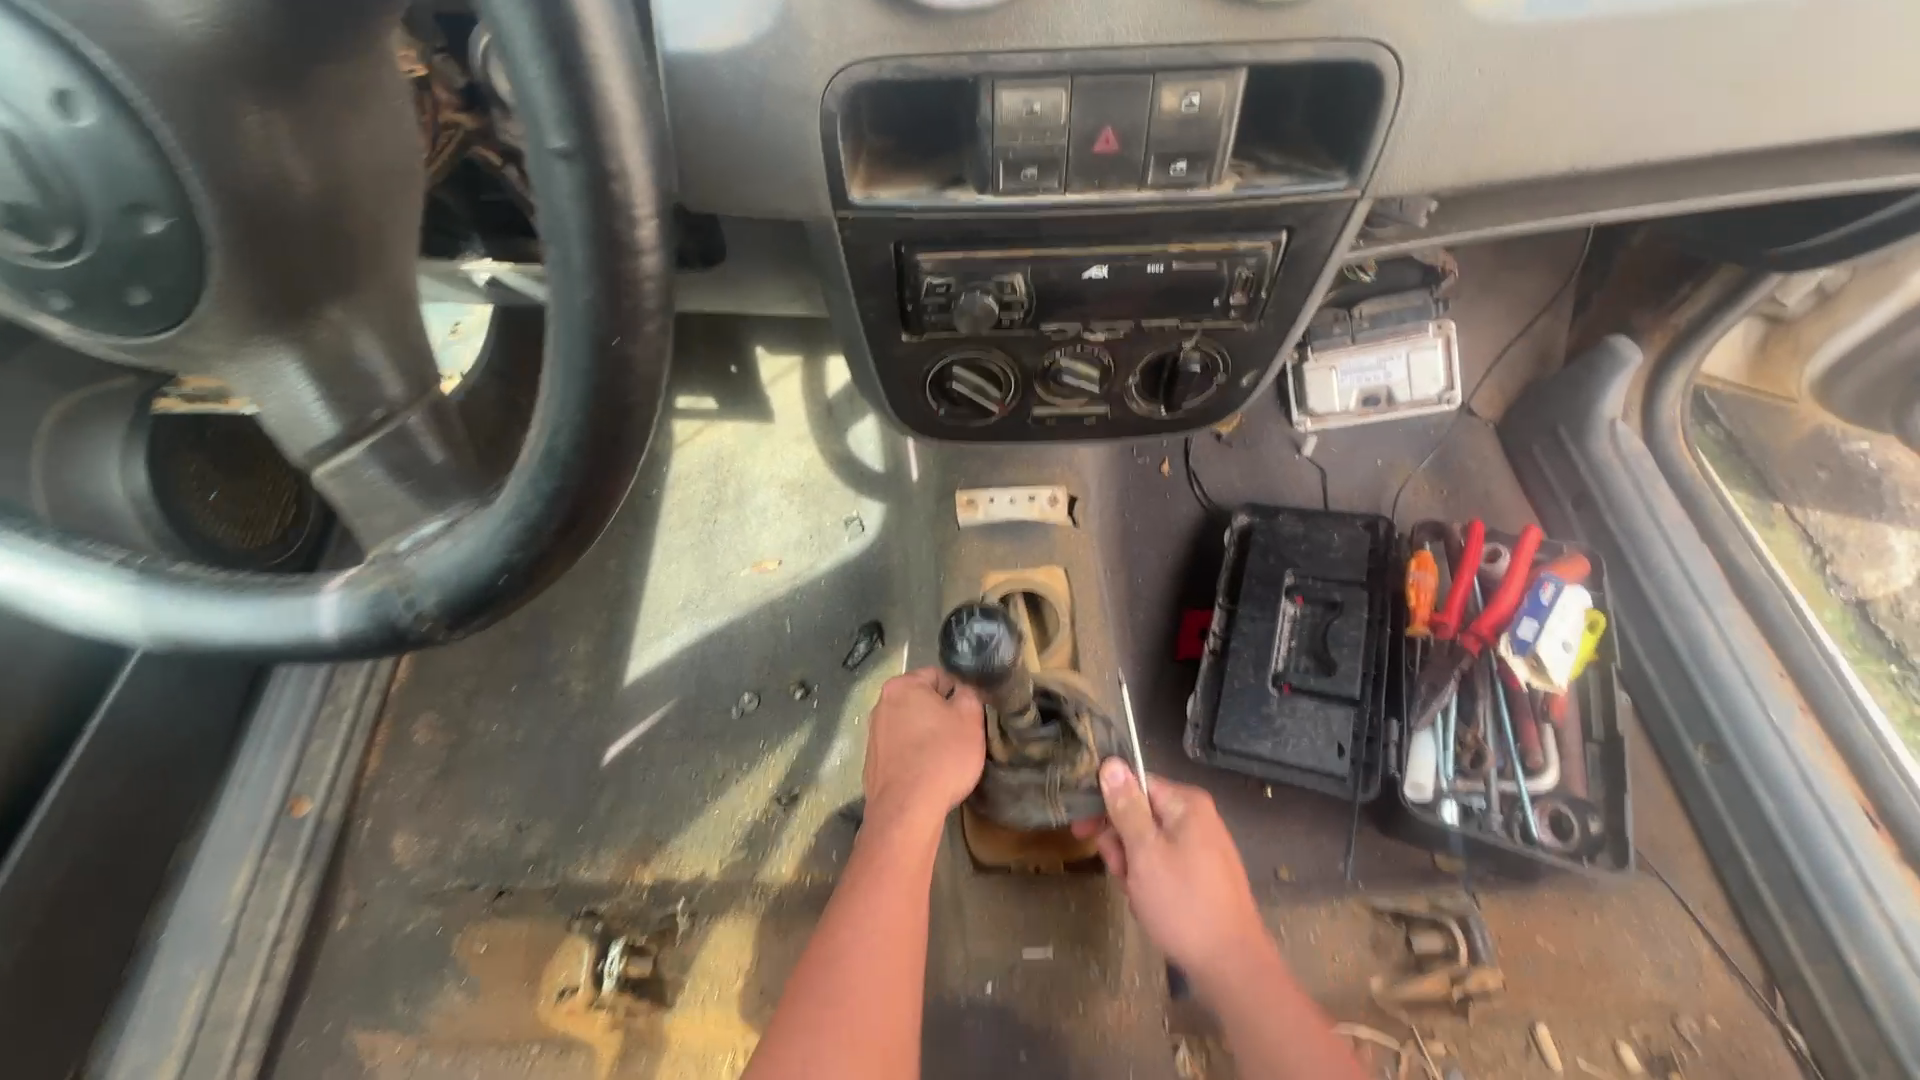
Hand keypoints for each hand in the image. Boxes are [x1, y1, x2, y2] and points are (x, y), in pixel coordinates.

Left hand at [861, 668, 985, 829]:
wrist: (907, 809)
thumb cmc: (942, 756)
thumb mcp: (970, 718)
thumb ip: (969, 693)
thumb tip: (964, 689)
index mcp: (902, 686)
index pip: (938, 675)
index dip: (959, 692)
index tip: (970, 714)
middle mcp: (881, 705)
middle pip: (922, 701)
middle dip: (941, 715)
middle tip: (961, 736)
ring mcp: (873, 735)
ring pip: (911, 727)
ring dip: (927, 736)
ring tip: (945, 759)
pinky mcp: (873, 762)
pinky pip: (901, 751)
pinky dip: (914, 757)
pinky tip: (928, 774)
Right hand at [1072, 758, 1269, 982]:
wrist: (1231, 965)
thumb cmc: (1183, 904)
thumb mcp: (1145, 852)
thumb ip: (1126, 807)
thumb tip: (1111, 762)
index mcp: (1186, 804)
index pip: (1135, 784)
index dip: (1106, 805)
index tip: (1082, 829)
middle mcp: (1197, 818)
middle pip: (1139, 814)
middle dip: (1121, 845)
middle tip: (1121, 873)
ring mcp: (1202, 847)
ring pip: (1148, 844)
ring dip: (1133, 868)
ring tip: (1138, 895)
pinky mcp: (1202, 874)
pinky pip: (1163, 864)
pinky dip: (1149, 882)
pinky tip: (1150, 906)